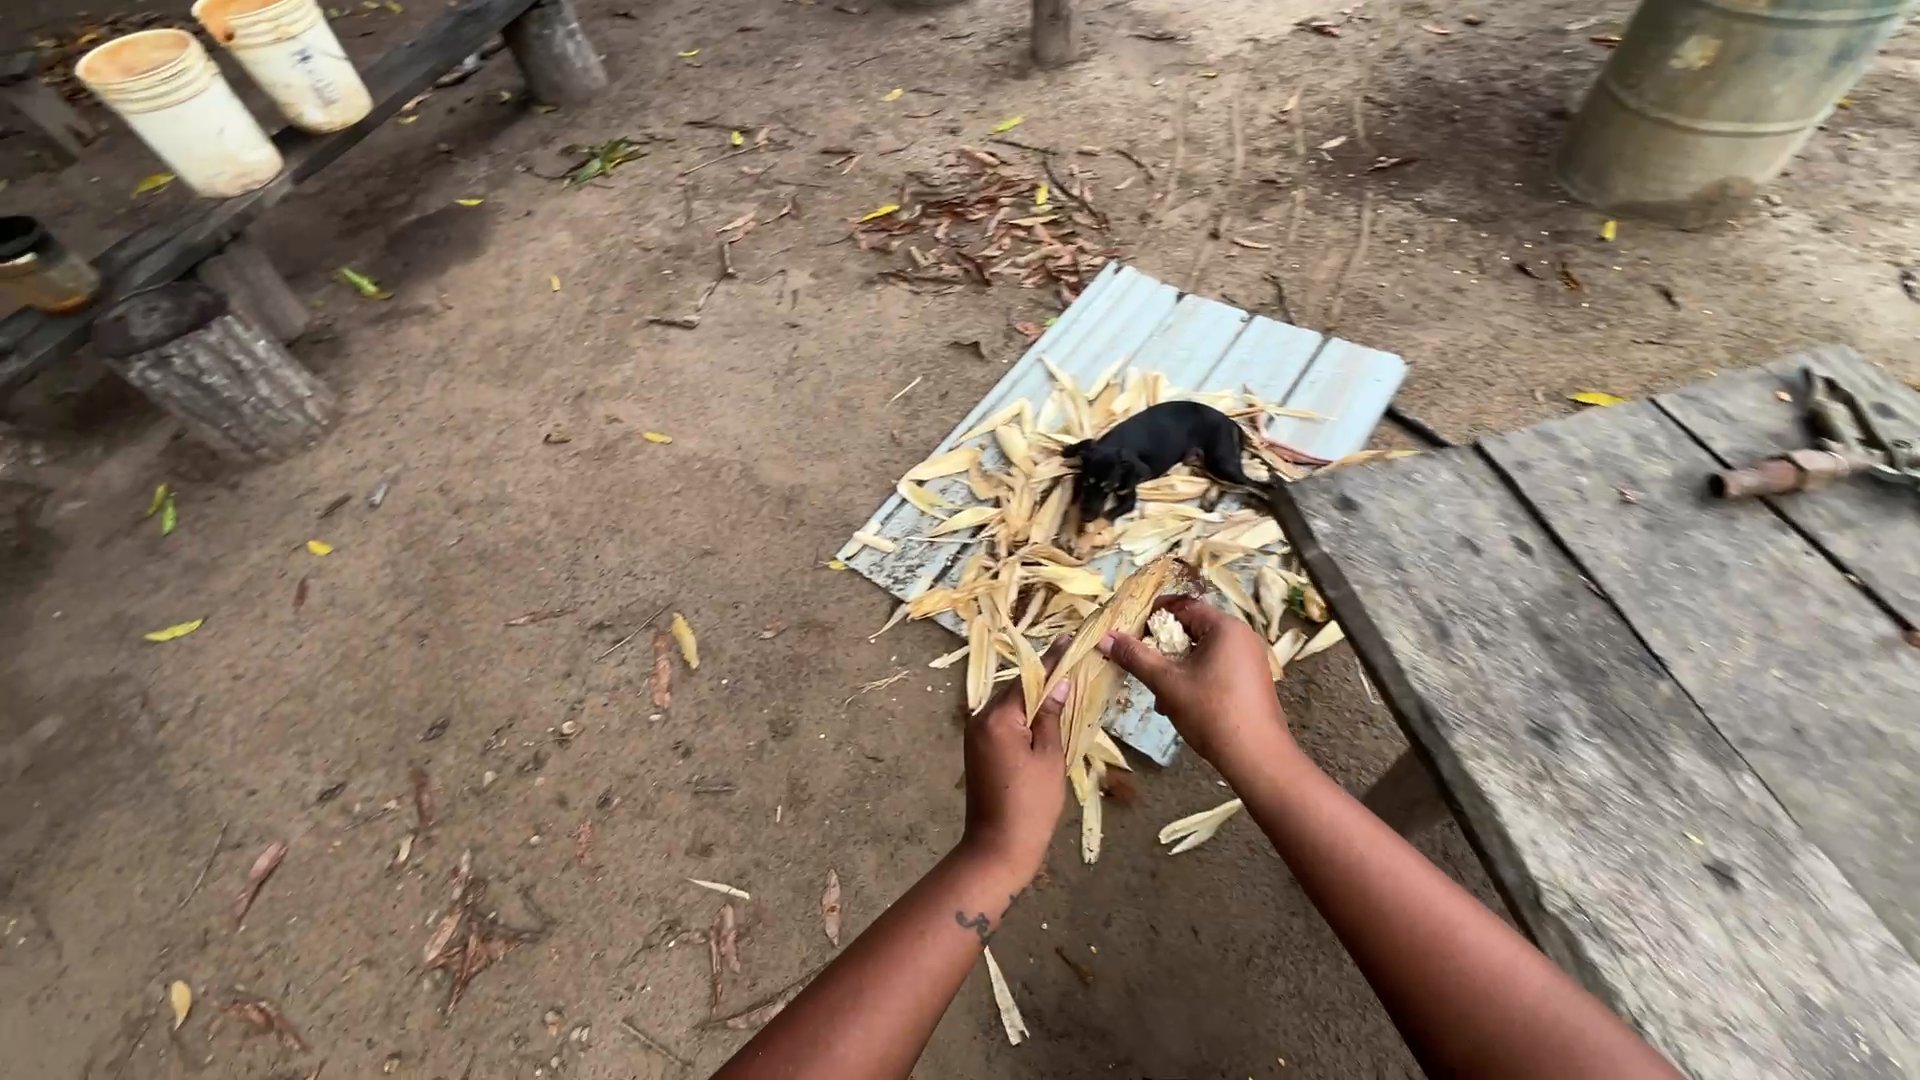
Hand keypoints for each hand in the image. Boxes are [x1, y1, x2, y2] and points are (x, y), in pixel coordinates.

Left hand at [961, 645, 1069, 884]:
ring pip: (1010, 704)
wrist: (997, 847)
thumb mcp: (1050, 756)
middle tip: (1074, 664)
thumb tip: (1060, 683)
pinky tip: (1045, 715)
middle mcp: (980, 718)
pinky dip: (1023, 715)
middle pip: (1017, 688)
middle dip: (1044, 678)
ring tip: (1065, 686)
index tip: (1070, 640)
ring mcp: (975, 733)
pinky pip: (1002, 720)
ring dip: (1034, 697)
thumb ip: (1053, 715)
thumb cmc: (1031, 804)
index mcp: (998, 717)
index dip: (1053, 660)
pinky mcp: (977, 747)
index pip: (1030, 679)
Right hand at [1096, 596, 1295, 775]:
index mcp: (1225, 627)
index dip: (1153, 615)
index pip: (1182, 605)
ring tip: (1160, 695)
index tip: (1131, 633)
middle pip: (1191, 628)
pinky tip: (1180, 704)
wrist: (1257, 758)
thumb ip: (1136, 657)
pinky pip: (1215, 666)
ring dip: (1175, 667)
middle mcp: (1241, 636)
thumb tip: (1105, 637)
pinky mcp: (1251, 679)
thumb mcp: (1167, 683)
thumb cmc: (1212, 713)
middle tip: (1143, 666)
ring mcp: (1249, 658)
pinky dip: (1194, 677)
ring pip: (1201, 651)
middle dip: (1163, 647)